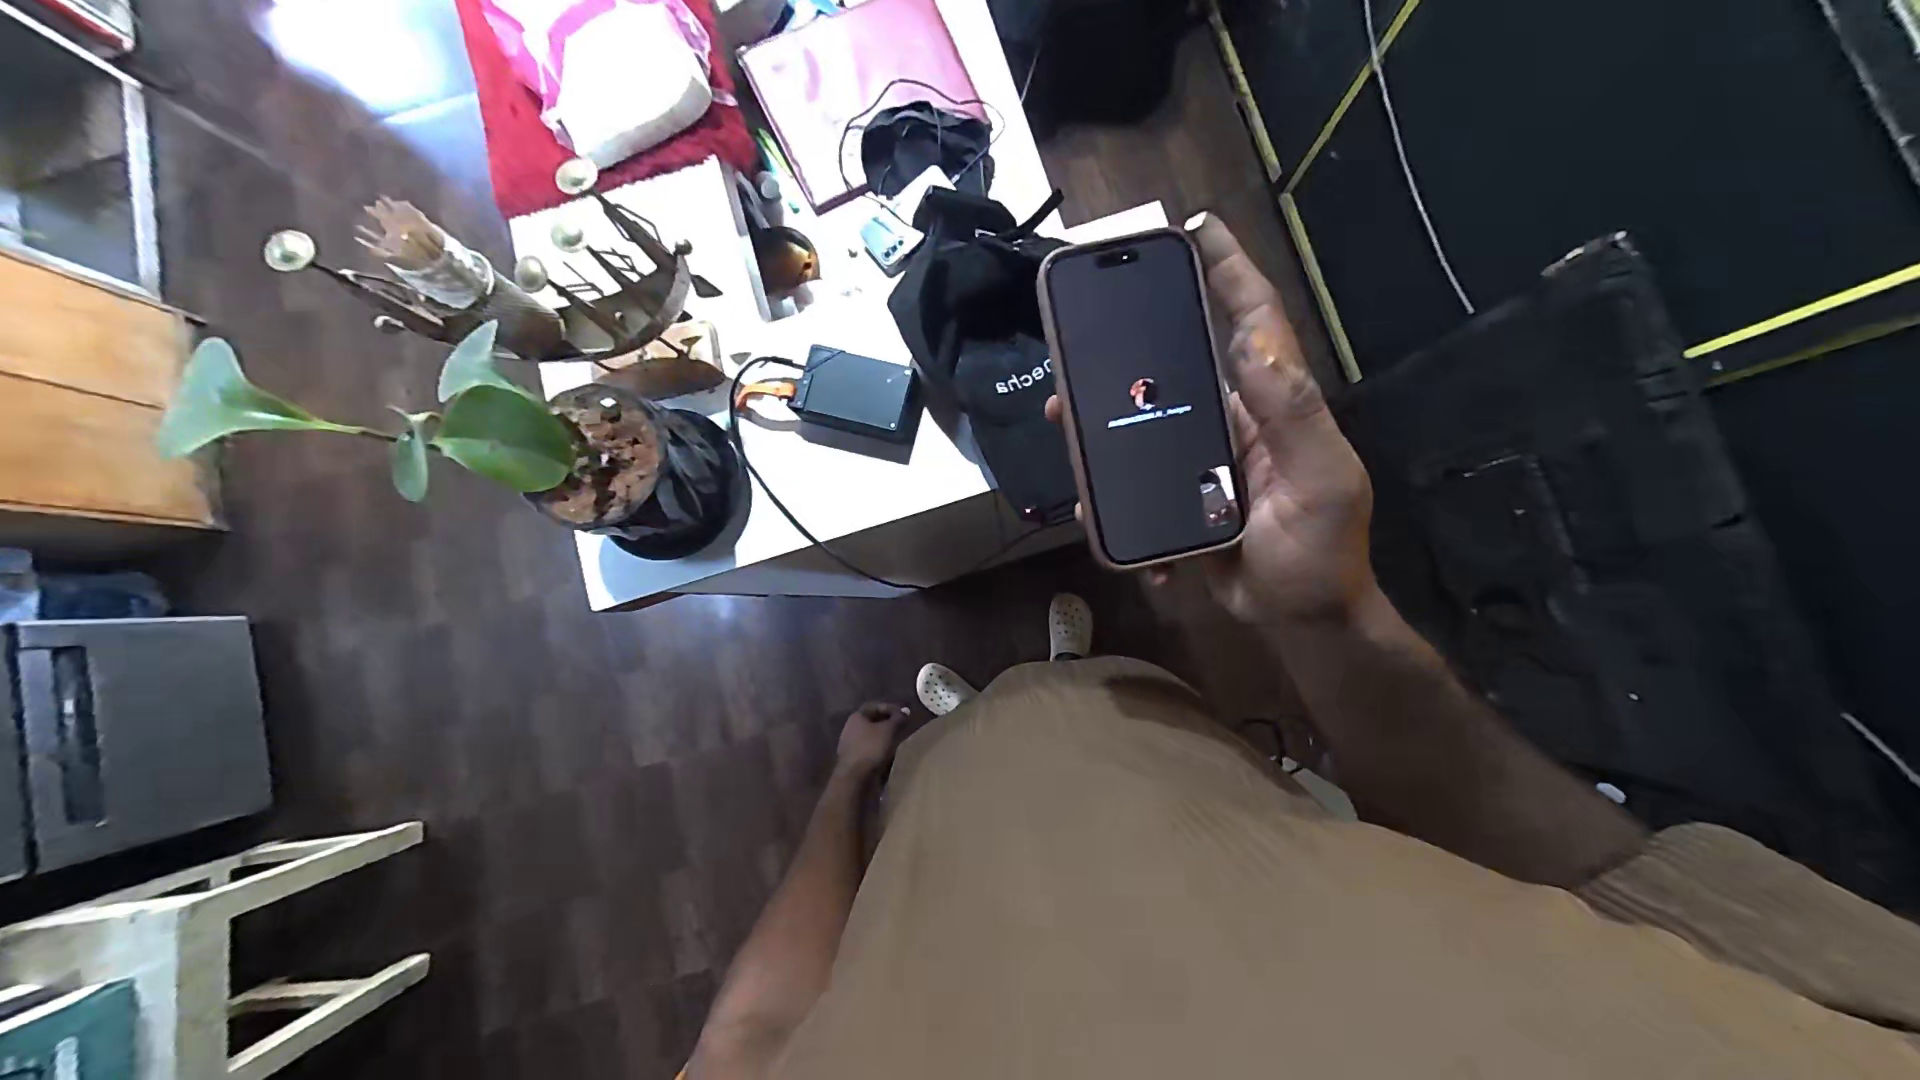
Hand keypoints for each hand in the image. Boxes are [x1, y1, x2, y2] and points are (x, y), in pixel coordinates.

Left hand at [834, 702, 905, 778]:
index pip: (874, 706)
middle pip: (871, 720)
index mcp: (856, 717)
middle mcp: (850, 727)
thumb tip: (906, 710)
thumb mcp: (887, 730)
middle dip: (887, 721)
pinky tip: (887, 750)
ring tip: (897, 737)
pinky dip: (878, 745)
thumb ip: (897, 719)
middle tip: (901, 724)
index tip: (902, 713)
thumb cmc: (871, 748)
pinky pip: (868, 746)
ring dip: (883, 734)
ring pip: (870, 734)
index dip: (889, 707)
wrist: (854, 777)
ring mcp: (850, 743)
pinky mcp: (853, 757)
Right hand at [1045, 214, 1374, 626]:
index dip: (1230, 273)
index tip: (1198, 231)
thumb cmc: (1322, 552)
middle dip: (1131, 348)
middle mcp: (1233, 423)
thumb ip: (1291, 415)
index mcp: (1273, 408)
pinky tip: (1093, 501)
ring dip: (1101, 420)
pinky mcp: (1177, 498)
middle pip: (1179, 368)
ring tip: (1063, 417)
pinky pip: (1133, 480)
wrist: (1297, 616)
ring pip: (1143, 423)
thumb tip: (1251, 341)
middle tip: (1082, 341)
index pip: (1253, 325)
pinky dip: (1110, 489)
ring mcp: (1201, 461)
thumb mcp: (1321, 481)